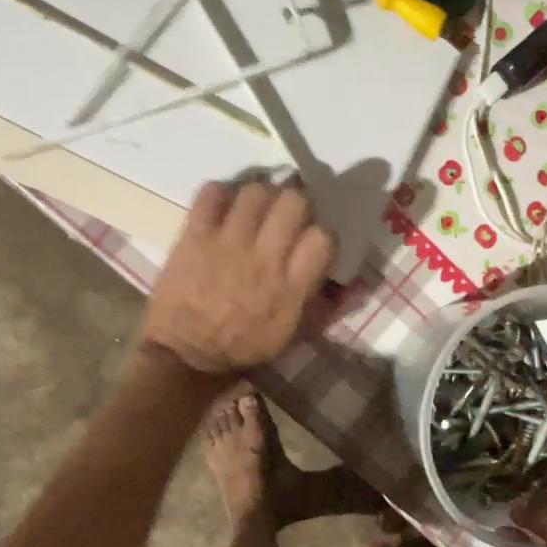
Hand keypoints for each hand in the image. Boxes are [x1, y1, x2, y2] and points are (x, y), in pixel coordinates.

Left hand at [139, 180, 336, 377]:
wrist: (186, 356)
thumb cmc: (244, 348)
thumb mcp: (294, 336)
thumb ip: (328, 308)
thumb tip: (360, 286)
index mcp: (291, 287)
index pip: (323, 238)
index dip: (322, 233)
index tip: (311, 240)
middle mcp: (264, 259)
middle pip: (294, 201)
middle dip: (296, 202)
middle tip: (286, 214)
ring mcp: (228, 243)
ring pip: (256, 191)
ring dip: (261, 194)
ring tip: (256, 208)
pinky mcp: (195, 235)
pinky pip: (212, 193)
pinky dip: (220, 193)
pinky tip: (224, 207)